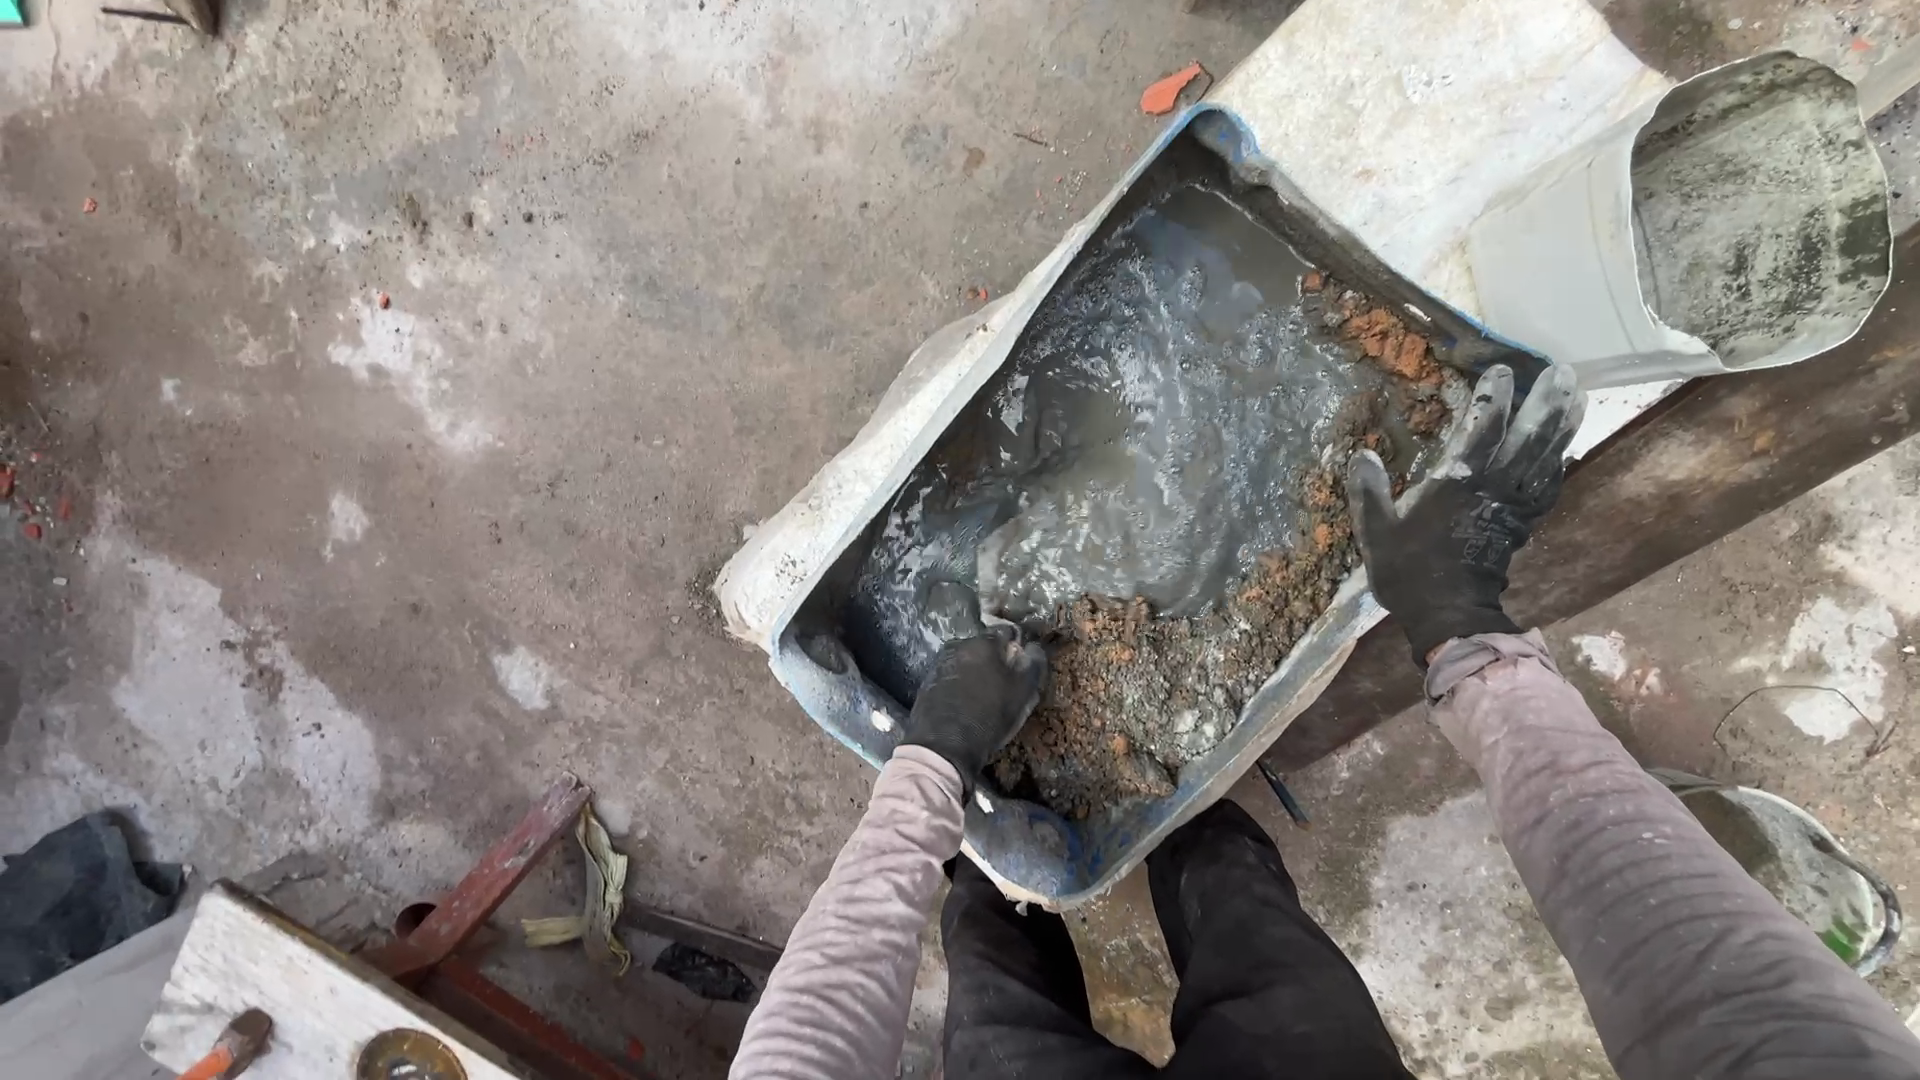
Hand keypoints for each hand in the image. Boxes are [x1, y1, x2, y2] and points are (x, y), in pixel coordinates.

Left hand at [903, 628, 1047, 794]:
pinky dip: (960, 685)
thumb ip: (1033, 663)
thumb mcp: (1023, 691)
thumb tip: (1033, 647)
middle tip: (1004, 684)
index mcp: (984, 642)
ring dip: (976, 672)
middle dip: (995, 660)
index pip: (1007, 632)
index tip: (1022, 666)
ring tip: (983, 697)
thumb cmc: (989, 716)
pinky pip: (952, 677)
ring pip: (967, 661)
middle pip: (984, 647)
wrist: (943, 747)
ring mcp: (939, 663)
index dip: (1018, 648)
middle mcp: (958, 645)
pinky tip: (965, 703)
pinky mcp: (928, 682)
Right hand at [1346, 363, 1584, 665]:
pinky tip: (1562, 450)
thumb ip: (1368, 490)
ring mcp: (1513, 504)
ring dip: (1564, 424)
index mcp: (1456, 481)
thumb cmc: (1407, 569)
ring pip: (1547, 455)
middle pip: (1530, 434)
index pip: (1482, 426)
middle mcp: (1493, 485)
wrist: (1447, 611)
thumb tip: (1360, 454)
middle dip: (1546, 400)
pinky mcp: (1522, 522)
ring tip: (1576, 396)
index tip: (1502, 370)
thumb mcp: (1374, 530)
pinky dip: (1558, 462)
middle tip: (1561, 370)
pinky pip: (1548, 485)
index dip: (1494, 395)